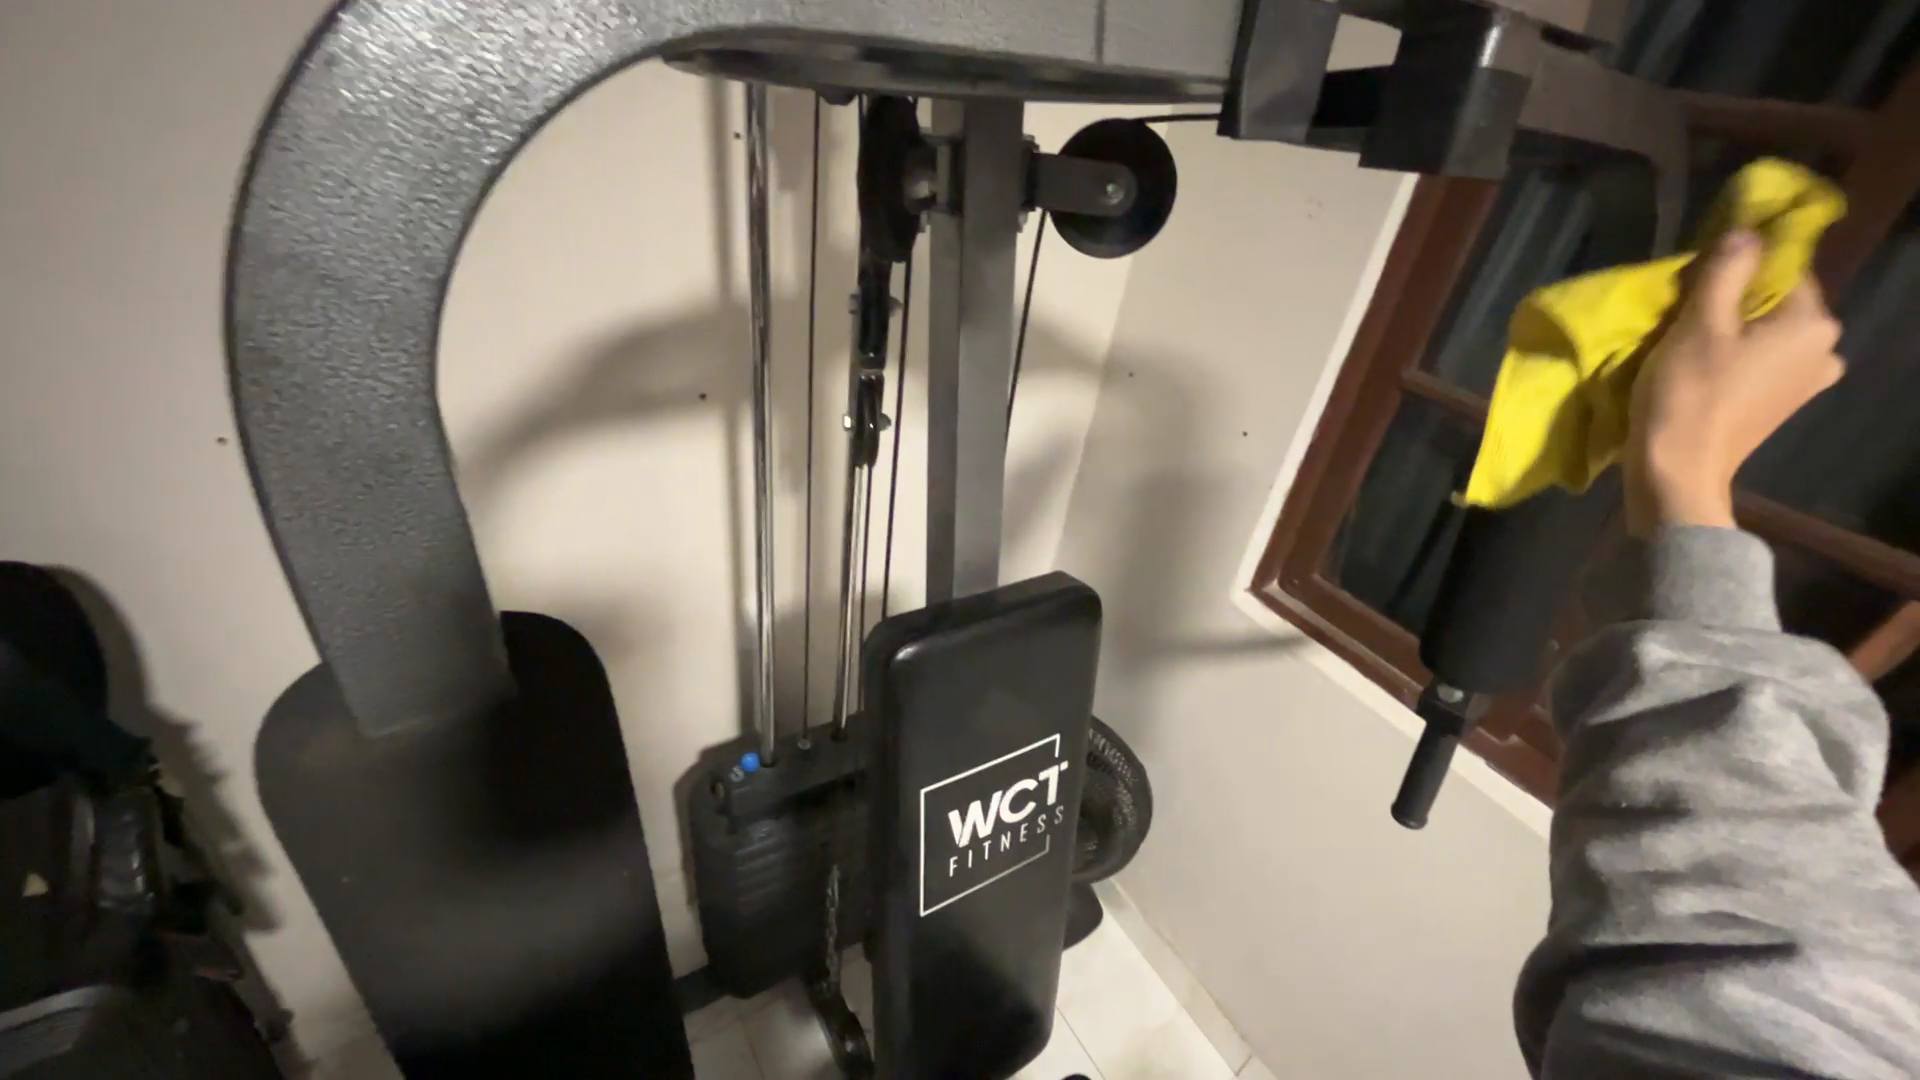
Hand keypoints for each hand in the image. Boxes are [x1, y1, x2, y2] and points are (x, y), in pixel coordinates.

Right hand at [1625, 229, 1845, 536]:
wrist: (1678, 471)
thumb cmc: (1687, 396)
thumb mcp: (1696, 327)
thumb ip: (1724, 274)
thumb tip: (1745, 232)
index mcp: (1813, 322)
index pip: (1784, 272)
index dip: (1737, 272)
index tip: (1692, 287)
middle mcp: (1826, 348)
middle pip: (1775, 308)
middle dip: (1733, 308)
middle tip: (1681, 322)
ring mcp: (1809, 382)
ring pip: (1767, 339)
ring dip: (1732, 338)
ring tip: (1685, 352)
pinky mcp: (1783, 407)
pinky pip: (1762, 367)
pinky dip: (1734, 365)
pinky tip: (1701, 378)